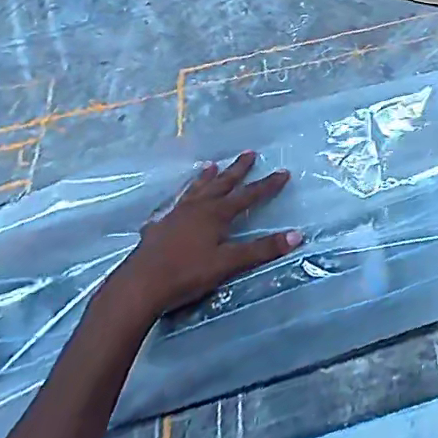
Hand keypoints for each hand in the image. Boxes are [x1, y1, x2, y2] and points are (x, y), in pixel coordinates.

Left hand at [103, 151, 301, 318]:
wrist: (141, 284)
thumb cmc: (187, 273)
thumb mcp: (228, 263)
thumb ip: (261, 249)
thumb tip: (297, 235)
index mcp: (216, 214)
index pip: (248, 195)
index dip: (267, 185)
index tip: (283, 172)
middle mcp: (197, 208)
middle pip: (222, 184)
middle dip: (238, 170)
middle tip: (249, 153)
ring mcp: (175, 215)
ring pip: (196, 189)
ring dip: (207, 178)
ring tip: (212, 166)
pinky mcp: (159, 227)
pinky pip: (174, 205)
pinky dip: (181, 199)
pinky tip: (175, 204)